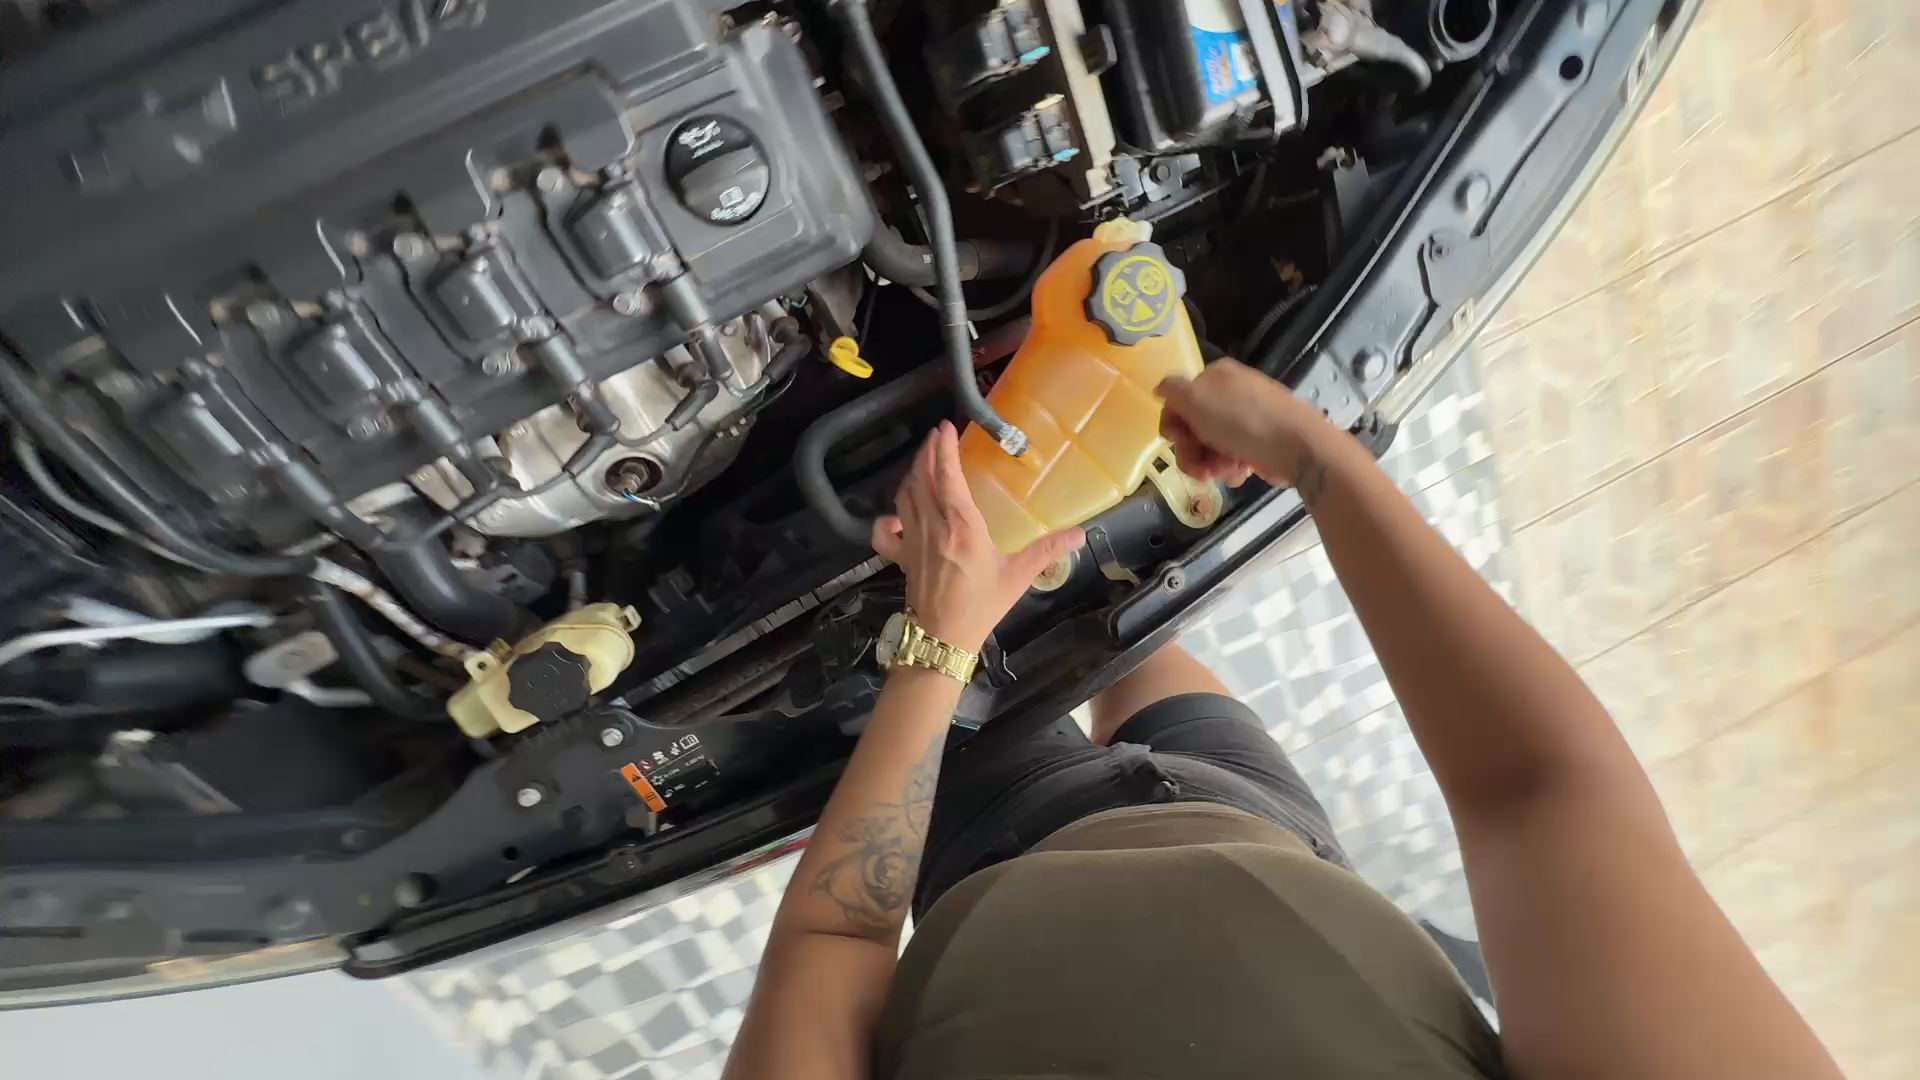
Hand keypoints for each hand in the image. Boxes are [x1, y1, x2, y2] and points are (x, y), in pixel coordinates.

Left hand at [871, 421, 1084, 653]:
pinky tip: (897, 514)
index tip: (946, 428)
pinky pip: (884, 531)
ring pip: (903, 497)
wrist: (943, 639)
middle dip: (926, 453)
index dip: (943, 448)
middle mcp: (932, 526)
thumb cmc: (981, 606)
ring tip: (923, 464)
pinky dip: (887, 517)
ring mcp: (912, 541)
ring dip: (911, 475)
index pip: (946, 476)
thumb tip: (1080, 533)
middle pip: (921, 478)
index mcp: (961, 526)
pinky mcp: (900, 557)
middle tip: (936, 438)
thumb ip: (1047, 550)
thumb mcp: (1018, 576)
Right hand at [1156, 357, 1338, 490]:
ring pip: (1208, 447)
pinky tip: (1239, 471)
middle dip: (1191, 451)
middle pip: (1191, 428)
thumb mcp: (1196, 398)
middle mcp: (1229, 395)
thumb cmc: (1242, 420)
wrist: (1296, 446)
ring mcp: (1244, 420)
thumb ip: (1172, 390)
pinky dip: (1229, 468)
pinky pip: (1229, 457)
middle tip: (1200, 466)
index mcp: (1215, 377)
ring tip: (1224, 471)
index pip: (1177, 402)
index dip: (1173, 425)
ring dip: (1209, 463)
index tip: (1178, 440)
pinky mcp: (1256, 442)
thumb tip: (1160, 388)